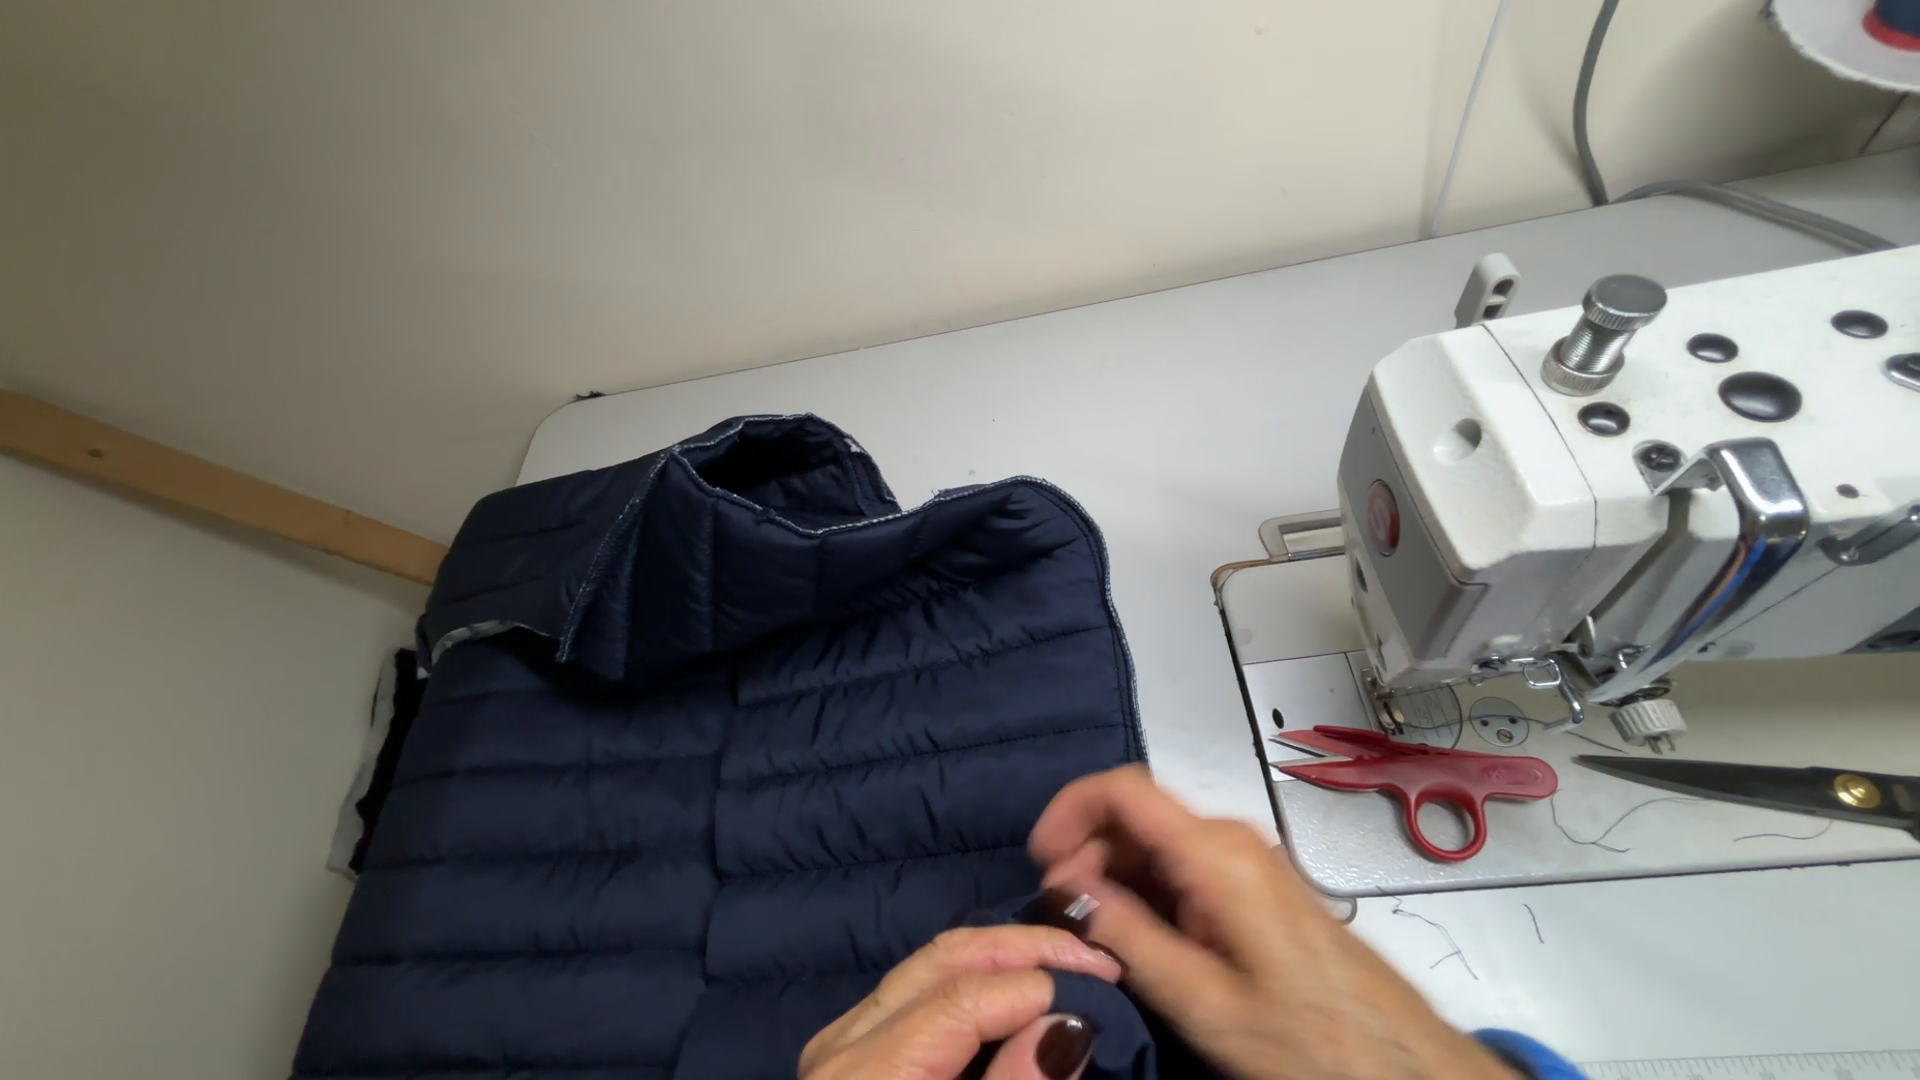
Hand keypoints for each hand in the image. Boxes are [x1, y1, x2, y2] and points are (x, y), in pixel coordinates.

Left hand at [798, 924, 1121, 1079]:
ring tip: (1072, 963)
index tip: (1107, 989)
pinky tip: (1023, 985)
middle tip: (1099, 960)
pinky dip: (980, 976)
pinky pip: (924, 987)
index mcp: (865, 1075)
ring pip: (935, 961)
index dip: (1037, 986)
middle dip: (1027, 949)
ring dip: (1007, 955)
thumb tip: (1067, 1024)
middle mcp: (846, 1039)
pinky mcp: (855, 1050)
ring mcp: (845, 1039)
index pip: (962, 997)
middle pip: (947, 958)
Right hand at [1029, 766, 1516, 1079]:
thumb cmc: (1310, 1040)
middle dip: (1086, 850)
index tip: (1040, 859)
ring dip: (1112, 872)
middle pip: (1134, 813)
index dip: (1070, 809)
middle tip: (1064, 912)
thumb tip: (1070, 893)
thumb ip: (1130, 939)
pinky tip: (1135, 934)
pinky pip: (1180, 864)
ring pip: (1154, 839)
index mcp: (1215, 853)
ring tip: (1093, 930)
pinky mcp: (1252, 884)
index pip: (1123, 789)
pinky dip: (1143, 887)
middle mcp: (1228, 838)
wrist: (1409, 1067)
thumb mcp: (1205, 1002)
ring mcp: (1244, 858)